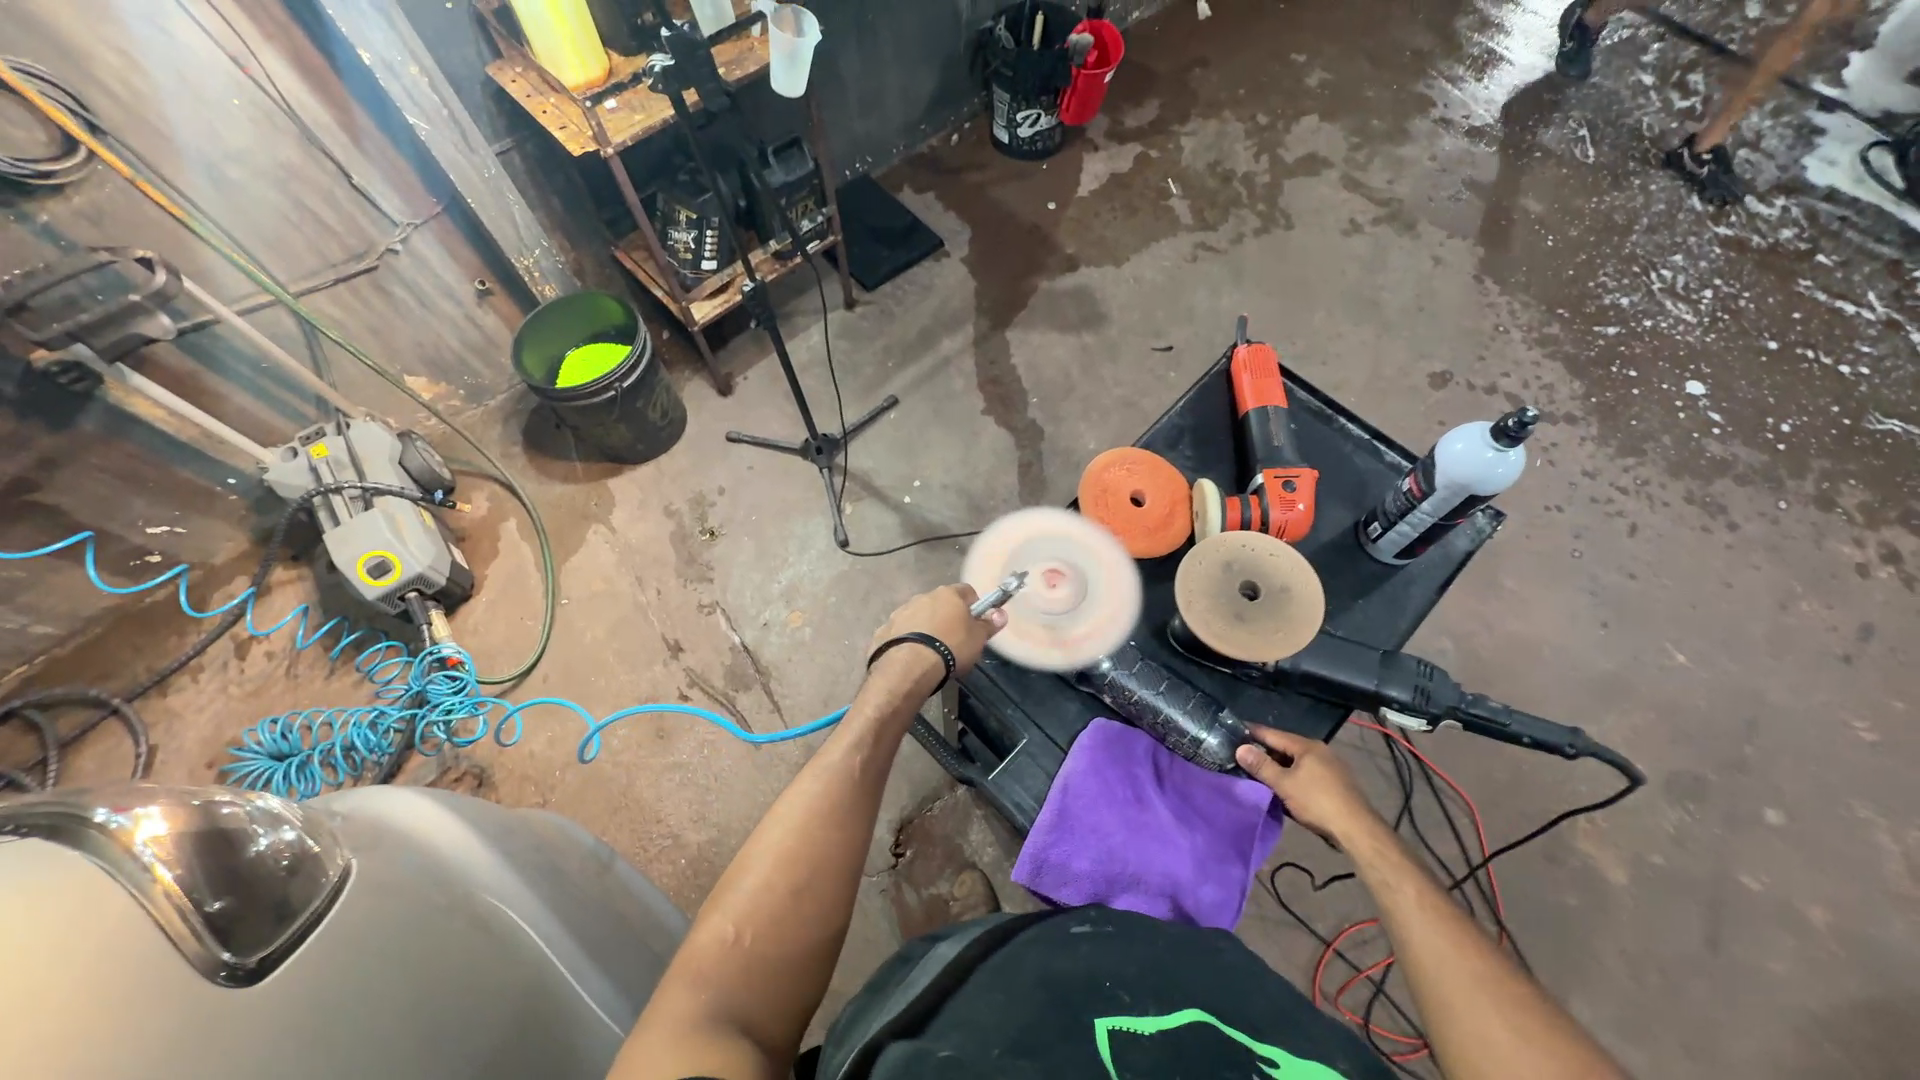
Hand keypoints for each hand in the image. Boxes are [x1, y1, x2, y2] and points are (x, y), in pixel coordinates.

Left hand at [865, 584, 1007, 689]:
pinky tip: (911, 657)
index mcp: (948, 594)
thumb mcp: (978, 639)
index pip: (967, 591)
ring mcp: (901, 612)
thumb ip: (989, 624)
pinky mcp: (884, 629)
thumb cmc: (950, 648)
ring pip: (918, 616)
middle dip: (947, 617)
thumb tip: (1001, 613)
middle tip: (954, 640)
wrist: (909, 666)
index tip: (975, 622)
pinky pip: (900, 632)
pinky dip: (907, 640)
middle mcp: (923, 597)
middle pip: (940, 603)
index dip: (973, 606)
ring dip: (925, 627)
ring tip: (931, 651)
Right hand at [1235, 724, 1383, 847]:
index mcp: (1307, 746)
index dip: (1253, 732)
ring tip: (1259, 773)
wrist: (1356, 829)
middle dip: (1265, 753)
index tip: (1234, 731)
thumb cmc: (1317, 802)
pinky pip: (1307, 772)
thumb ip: (1261, 766)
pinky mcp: (1335, 782)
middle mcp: (1320, 751)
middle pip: (1285, 747)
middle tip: (1243, 758)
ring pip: (1297, 761)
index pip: (1273, 734)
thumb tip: (1240, 748)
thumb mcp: (1284, 784)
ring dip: (1279, 767)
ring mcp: (1330, 766)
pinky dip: (1292, 776)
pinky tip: (1284, 787)